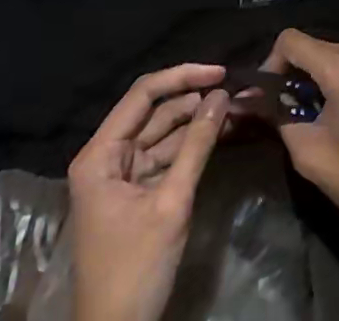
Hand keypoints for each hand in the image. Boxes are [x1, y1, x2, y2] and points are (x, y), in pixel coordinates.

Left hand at [68, 64, 229, 320]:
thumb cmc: (136, 266)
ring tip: (237, 107)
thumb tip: (221, 95)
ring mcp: (123, 174)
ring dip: (199, 120)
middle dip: (196, 99)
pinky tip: (222, 131)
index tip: (221, 73)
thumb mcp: (171, 202)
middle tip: (238, 92)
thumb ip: (196, 145)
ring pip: (165, 132)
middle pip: (155, 111)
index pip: (142, 95)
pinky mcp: (139, 190)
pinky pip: (168, 155)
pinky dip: (194, 144)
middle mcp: (107, 156)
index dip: (183, 77)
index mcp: (100, 155)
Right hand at [262, 29, 338, 246]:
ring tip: (296, 115)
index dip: (269, 65)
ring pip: (321, 53)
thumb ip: (277, 117)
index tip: (264, 99)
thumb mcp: (308, 152)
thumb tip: (248, 100)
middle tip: (273, 111)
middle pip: (306, 45)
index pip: (290, 41)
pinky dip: (322, 79)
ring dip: (303, 78)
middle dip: (284, 73)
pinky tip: (320, 112)